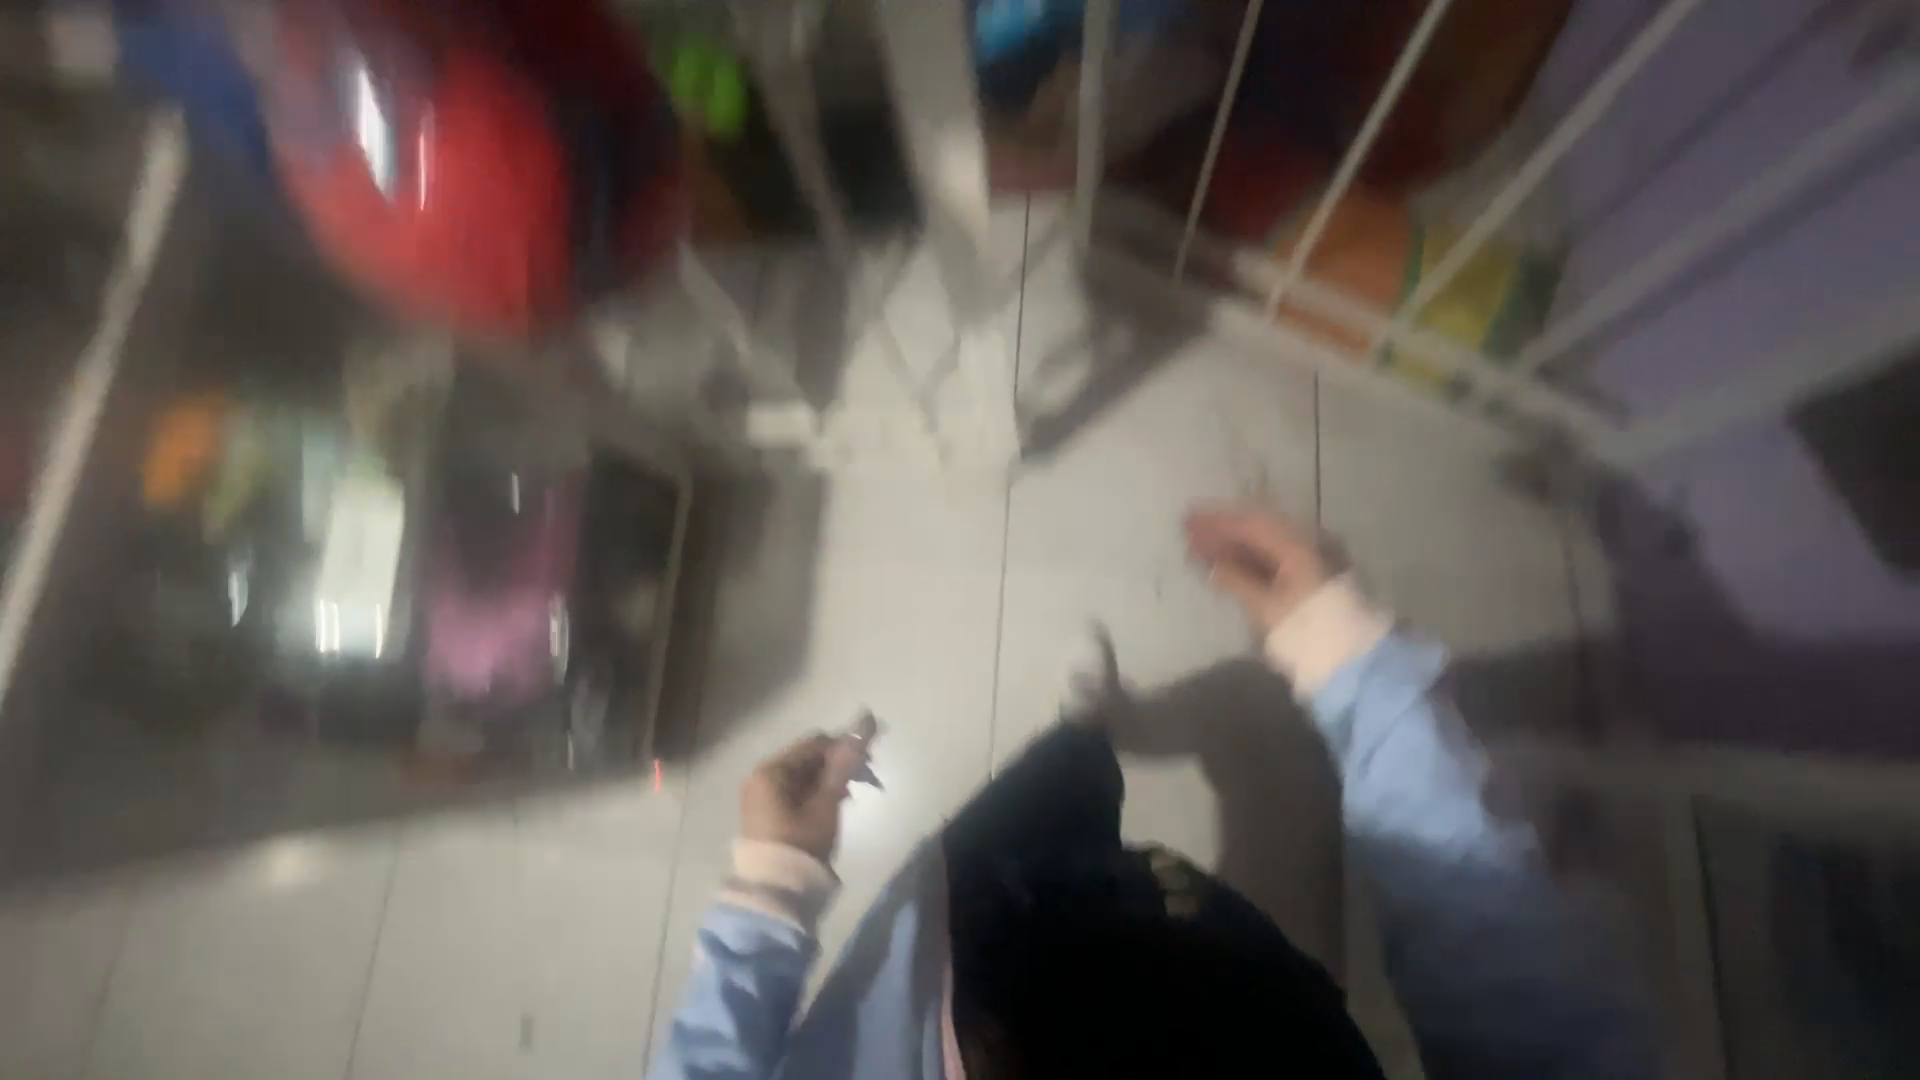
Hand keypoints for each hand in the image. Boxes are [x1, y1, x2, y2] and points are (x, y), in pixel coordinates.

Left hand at [739, 730, 869, 861]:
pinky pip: (797, 792)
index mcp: (771, 769)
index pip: (817, 742)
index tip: (868, 769)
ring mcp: (762, 796)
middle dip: (839, 767)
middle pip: (810, 758)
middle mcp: (761, 777)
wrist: (775, 895)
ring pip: (806, 776)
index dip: (845, 749)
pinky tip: (831, 809)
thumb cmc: (801, 843)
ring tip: (848, 800)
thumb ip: (845, 761)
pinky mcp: (767, 813)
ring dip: (831, 782)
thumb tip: (865, 719)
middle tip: (864, 785)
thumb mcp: (827, 801)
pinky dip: (817, 794)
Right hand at [1185, 504, 1334, 633]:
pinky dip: (1252, 558)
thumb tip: (1212, 566)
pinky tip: (1231, 565)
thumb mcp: (1265, 606)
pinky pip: (1277, 557)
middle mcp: (1311, 542)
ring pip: (1267, 543)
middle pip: (1259, 529)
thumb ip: (1236, 580)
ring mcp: (1316, 558)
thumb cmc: (1306, 630)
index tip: (1188, 521)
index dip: (1217, 521)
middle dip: (1224, 531)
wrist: (1352, 660)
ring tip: (1204, 549)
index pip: (1251, 523)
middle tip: (1191, 534)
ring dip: (1236, 545)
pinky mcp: (1316, 577)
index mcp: (1299, 544)